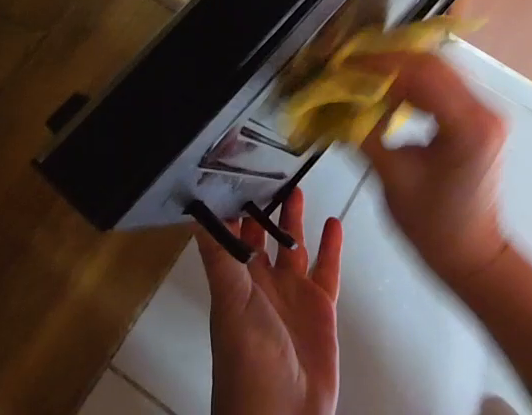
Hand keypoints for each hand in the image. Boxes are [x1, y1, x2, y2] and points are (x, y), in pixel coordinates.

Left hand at [195, 188, 342, 414]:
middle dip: (266, 208)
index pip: (233, 236)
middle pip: (263, 238)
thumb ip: (220, 258)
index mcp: (236, 283)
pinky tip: (335, 223)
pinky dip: (332, 247)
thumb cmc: (249, 360)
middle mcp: (263, 285)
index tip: (237, 173)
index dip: (235, 208)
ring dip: (296, 220)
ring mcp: (293, 296)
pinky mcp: (320, 307)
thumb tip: (196, 216)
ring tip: (297, 188)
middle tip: (271, 172)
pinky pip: (327, 269)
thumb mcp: (231, 303)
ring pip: (294, 247)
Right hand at [358, 50, 509, 287]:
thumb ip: (365, 135)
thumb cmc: (433, 227)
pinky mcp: (478, 115)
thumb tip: (332, 105)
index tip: (345, 66)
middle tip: (350, 66)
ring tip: (363, 75)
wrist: (471, 253)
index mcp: (468, 127)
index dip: (381, 66)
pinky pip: (443, 84)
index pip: (423, 76)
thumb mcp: (393, 179)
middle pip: (433, 65)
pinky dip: (413, 82)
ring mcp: (486, 110)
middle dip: (388, 62)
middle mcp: (485, 110)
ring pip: (438, 70)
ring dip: (400, 69)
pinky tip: (388, 89)